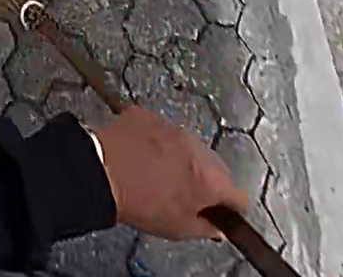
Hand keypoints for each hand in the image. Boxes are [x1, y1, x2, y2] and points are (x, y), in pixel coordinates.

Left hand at [92, 107, 253, 240]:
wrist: (103, 171)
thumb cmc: (141, 203)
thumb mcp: (179, 228)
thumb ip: (207, 228)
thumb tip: (217, 227)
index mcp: (209, 178)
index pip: (238, 194)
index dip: (232, 207)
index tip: (223, 211)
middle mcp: (195, 146)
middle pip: (215, 165)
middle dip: (208, 179)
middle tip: (190, 192)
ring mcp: (171, 126)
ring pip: (189, 144)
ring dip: (184, 156)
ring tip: (163, 171)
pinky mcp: (148, 114)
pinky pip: (162, 128)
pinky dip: (159, 139)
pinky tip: (145, 152)